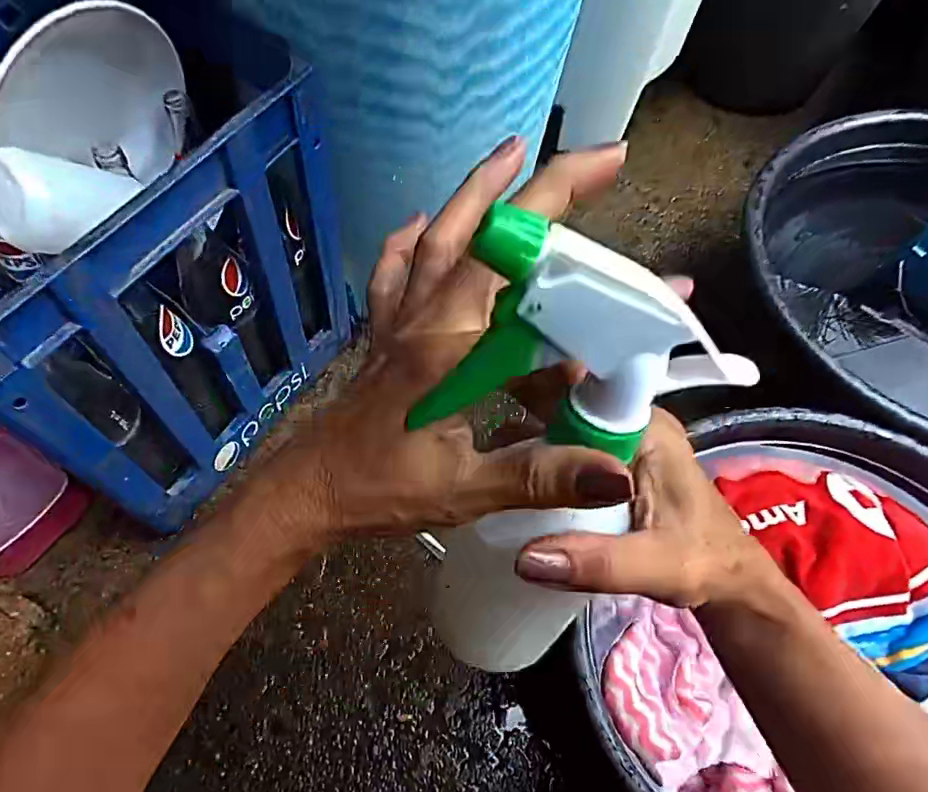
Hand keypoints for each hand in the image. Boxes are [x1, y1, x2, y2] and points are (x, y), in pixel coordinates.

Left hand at [265, 137, 637, 538]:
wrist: (309, 495)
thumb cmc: (378, 492)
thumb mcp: (465, 489)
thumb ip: (539, 477)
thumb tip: (618, 475)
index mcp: (443, 346)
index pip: (501, 254)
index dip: (554, 202)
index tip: (607, 163)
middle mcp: (418, 322)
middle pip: (470, 235)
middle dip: (529, 191)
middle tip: (585, 164)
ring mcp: (394, 330)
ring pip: (431, 245)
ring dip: (471, 200)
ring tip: (509, 161)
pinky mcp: (381, 345)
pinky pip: (393, 280)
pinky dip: (408, 247)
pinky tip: (416, 227)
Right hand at [511, 409, 783, 609]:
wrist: (729, 582)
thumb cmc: (704, 565)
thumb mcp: (651, 565)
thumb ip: (594, 562)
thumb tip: (523, 559)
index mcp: (646, 429)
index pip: (575, 401)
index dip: (531, 414)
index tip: (490, 445)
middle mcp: (634, 426)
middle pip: (562, 417)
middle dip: (524, 439)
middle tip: (480, 469)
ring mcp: (624, 446)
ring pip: (563, 441)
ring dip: (532, 461)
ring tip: (494, 481)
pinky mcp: (616, 468)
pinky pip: (570, 461)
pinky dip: (548, 479)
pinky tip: (520, 496)